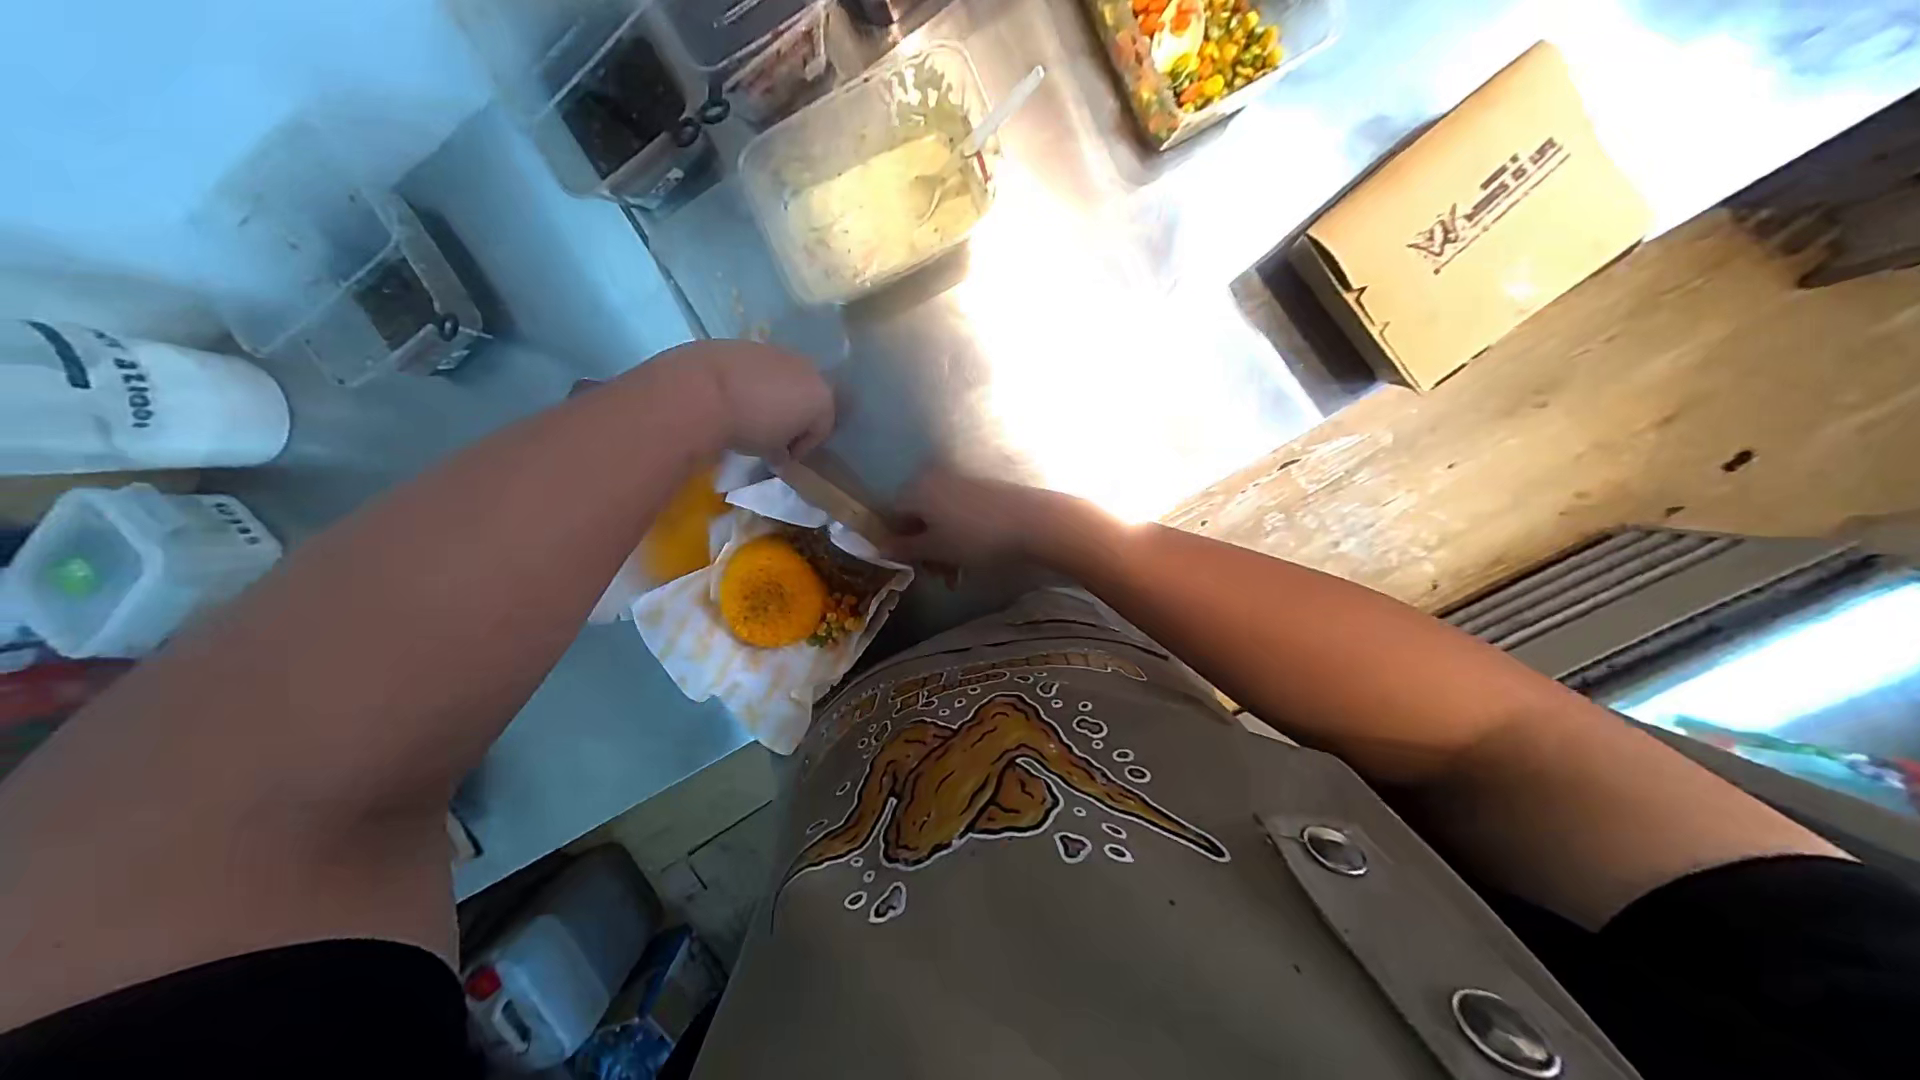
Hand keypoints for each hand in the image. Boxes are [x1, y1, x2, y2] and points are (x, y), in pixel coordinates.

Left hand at [656, 340, 834, 458]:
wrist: (701, 390)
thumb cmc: (749, 427)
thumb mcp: (771, 450)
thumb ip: (782, 451)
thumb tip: (778, 452)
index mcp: (822, 397)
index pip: (822, 429)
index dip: (803, 447)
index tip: (783, 458)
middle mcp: (807, 369)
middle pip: (808, 398)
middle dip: (793, 417)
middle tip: (772, 436)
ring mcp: (778, 352)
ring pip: (784, 380)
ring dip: (774, 397)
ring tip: (750, 414)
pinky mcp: (749, 343)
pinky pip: (759, 369)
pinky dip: (753, 382)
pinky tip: (733, 397)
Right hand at [887, 467, 1087, 567]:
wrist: (1031, 522)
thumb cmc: (976, 538)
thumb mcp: (937, 549)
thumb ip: (906, 549)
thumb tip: (881, 549)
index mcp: (916, 489)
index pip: (892, 516)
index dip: (898, 544)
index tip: (911, 566)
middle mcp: (933, 478)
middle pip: (916, 517)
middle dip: (924, 550)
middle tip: (938, 576)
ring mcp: (958, 482)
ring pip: (938, 519)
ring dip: (942, 549)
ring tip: (957, 576)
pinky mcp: (980, 489)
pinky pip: (956, 514)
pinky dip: (958, 536)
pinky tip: (971, 560)